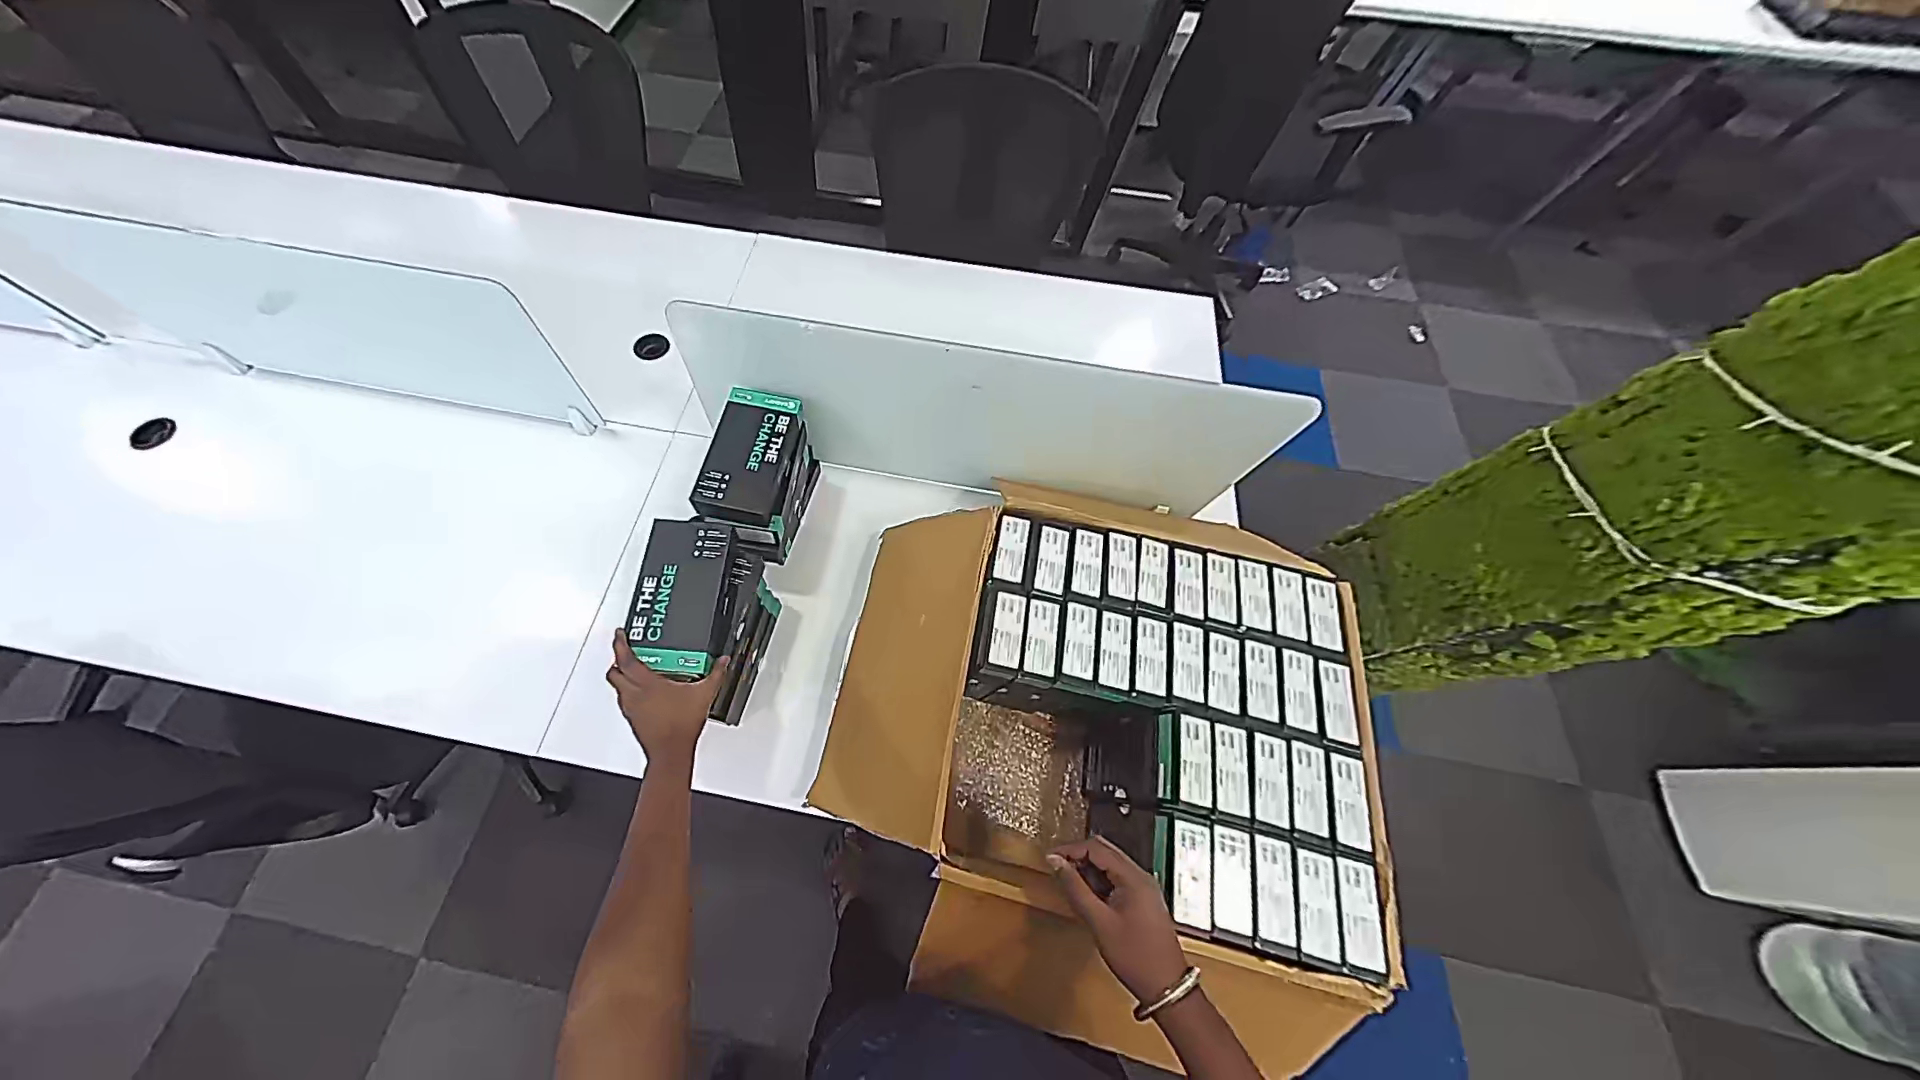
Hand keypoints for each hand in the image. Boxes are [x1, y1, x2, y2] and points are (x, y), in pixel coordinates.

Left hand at [606, 631, 728, 767]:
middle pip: (615, 672)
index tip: (620, 635)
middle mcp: (634, 694)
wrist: (671, 751)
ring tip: (635, 669)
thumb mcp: (704, 694)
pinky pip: (623, 699)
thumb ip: (715, 674)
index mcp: (647, 684)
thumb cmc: (681, 725)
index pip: (626, 659)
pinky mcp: (632, 717)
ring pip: (617, 686)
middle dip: (618, 659)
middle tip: (625, 650)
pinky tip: (643, 692)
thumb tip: (722, 662)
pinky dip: (628, 691)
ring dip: (621, 675)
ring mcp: (631, 707)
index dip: (620, 644)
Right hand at [1049, 835, 1190, 1003]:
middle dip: (1079, 856)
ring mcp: (1144, 888)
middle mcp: (1140, 875)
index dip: (1071, 849)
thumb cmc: (1133, 955)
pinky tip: (1088, 896)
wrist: (1168, 988)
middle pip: (1105, 851)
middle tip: (1057, 869)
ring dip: (1089, 869)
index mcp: (1132, 876)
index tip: (1049, 858)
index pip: (1096, 848)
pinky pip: (1117, 880)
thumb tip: (1055, 861)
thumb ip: (1076, 889)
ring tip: (1069, 884)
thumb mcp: (1099, 922)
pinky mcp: (1143, 900)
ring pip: (1110, 865)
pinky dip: (1100, 882)